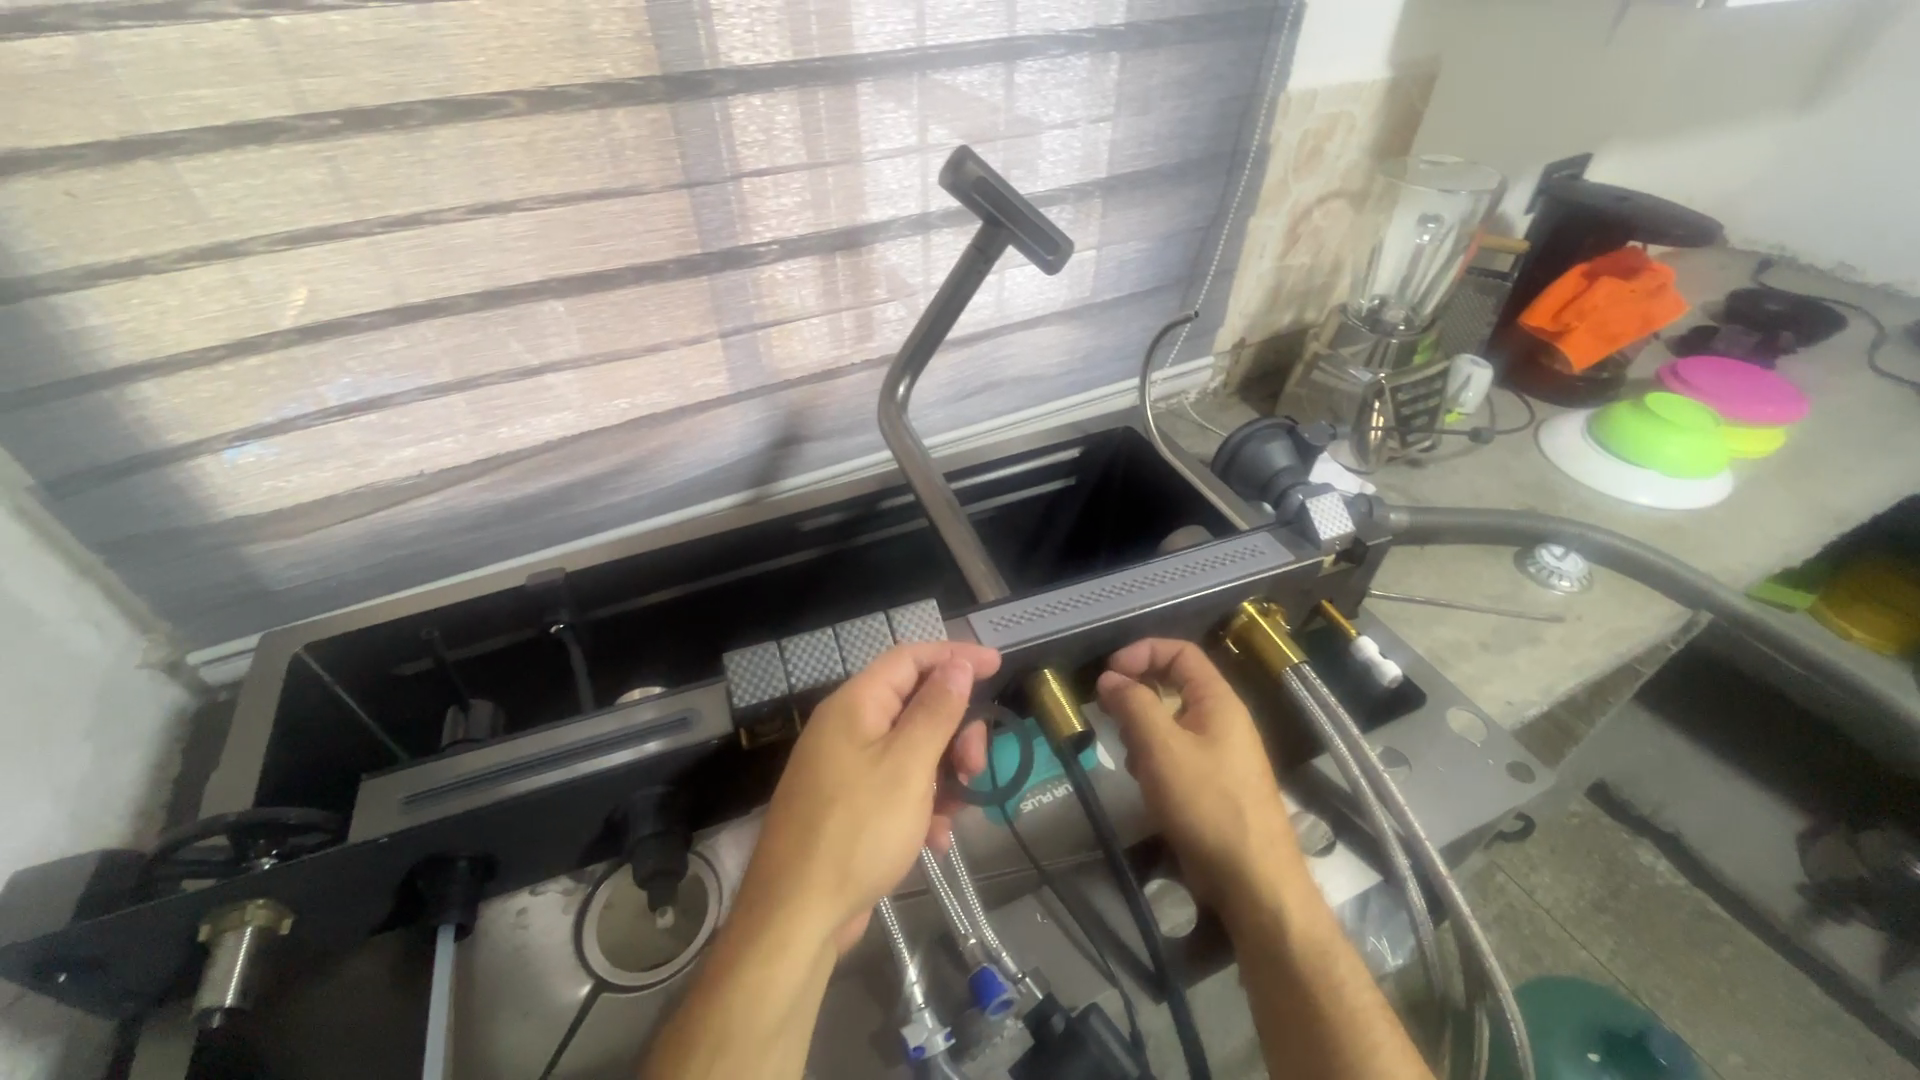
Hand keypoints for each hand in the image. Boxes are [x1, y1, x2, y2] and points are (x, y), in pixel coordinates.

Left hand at [734, 641, 1000, 953]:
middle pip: (916, 707)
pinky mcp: (851, 809)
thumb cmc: (856, 831)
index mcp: (855, 706)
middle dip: (955, 733)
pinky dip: (923, 809)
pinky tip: (936, 841)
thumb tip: (957, 665)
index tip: (997, 665)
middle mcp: (848, 730)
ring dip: (944, 777)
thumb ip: (936, 711)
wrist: (797, 915)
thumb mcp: (907, 766)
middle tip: (977, 766)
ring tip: (956, 813)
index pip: (909, 658)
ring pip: (913, 753)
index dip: (954, 657)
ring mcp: (847, 771)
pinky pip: (898, 791)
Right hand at [1096, 638, 1298, 913]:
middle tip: (1111, 719)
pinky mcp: (1212, 784)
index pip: (1180, 653)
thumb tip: (1109, 677)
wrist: (1251, 878)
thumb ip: (1133, 705)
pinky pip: (1176, 755)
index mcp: (1218, 701)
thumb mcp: (1161, 748)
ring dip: (1143, 733)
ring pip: (1170, 723)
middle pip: (1173, 686)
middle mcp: (1222, 720)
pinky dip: (1154, 761)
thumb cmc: (1206, 803)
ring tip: (1132, 759)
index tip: (1110, 674)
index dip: (1142, 653)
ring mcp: (1219, 754)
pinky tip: (1147, 785)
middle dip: (1137, 698)